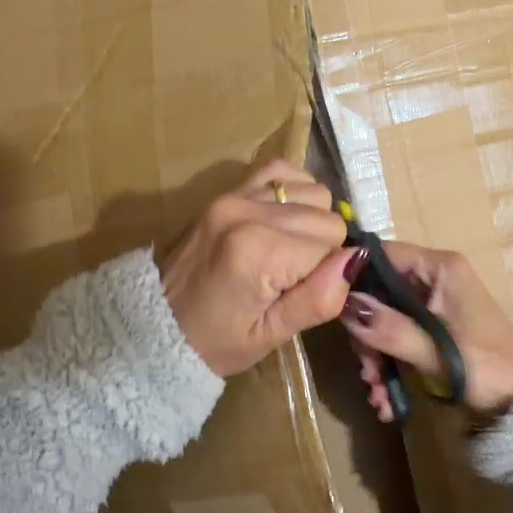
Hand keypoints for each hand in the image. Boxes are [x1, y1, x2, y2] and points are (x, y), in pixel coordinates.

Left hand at [158, 159, 361, 376]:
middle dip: (322, 248)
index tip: (302, 294)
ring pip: (313, 191)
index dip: (328, 273)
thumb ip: (318, 298)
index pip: (333, 245)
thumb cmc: (215, 341)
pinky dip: (294, 192)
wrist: (156, 324)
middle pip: (327, 215)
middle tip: (292, 278)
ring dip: (311, 220)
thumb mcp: (271, 335)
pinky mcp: (228, 188)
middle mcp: (248, 211)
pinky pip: (283, 171)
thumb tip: (357, 259)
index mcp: (259, 252)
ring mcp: (235, 194)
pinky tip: (284, 219)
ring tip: (286, 250)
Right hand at [341, 243, 512, 420]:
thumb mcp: (434, 350)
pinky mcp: (430, 330)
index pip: (382, 253)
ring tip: (378, 396)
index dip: (353, 275)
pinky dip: (388, 366)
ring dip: (375, 358)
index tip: (330, 307)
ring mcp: (431, 305)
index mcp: (440, 268)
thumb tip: (343, 306)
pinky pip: (396, 338)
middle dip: (366, 335)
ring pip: (383, 319)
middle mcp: (433, 279)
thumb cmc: (486, 368)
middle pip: (378, 292)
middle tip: (367, 373)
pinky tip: (387, 401)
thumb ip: (388, 328)